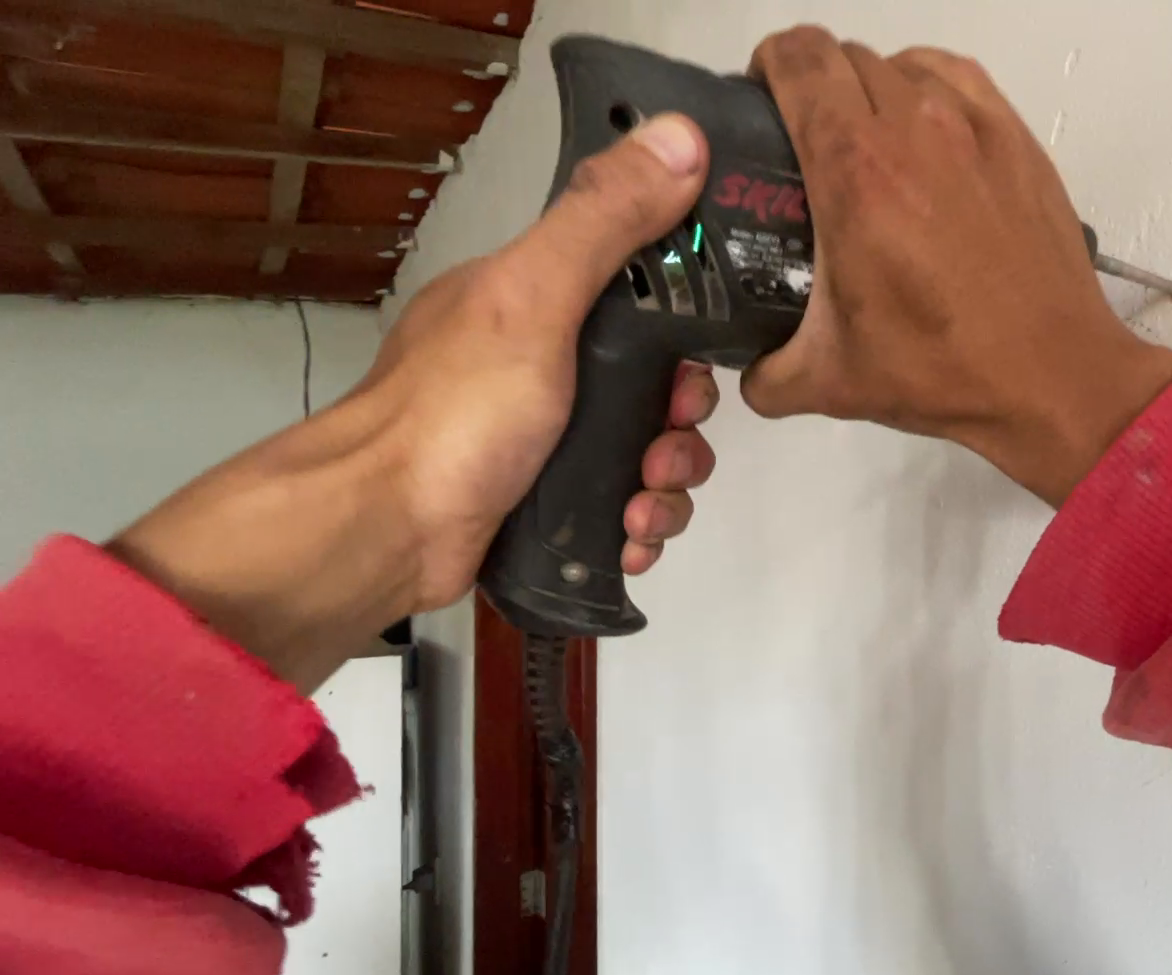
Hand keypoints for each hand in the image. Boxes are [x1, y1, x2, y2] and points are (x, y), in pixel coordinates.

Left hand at [357, 114, 717, 606]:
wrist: (386, 532)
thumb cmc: (458, 413)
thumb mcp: (532, 301)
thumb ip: (605, 224)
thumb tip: (683, 137)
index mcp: (548, 309)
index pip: (652, 313)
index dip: (689, 348)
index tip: (689, 380)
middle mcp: (557, 372)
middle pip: (666, 398)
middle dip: (681, 436)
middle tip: (660, 458)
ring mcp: (559, 442)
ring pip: (659, 462)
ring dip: (668, 493)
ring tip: (641, 515)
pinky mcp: (562, 503)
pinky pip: (634, 513)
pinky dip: (643, 531)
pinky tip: (629, 544)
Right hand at [740, 27, 1171, 505]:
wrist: (1051, 376)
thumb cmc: (944, 372)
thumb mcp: (834, 385)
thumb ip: (768, 378)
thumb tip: (748, 374)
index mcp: (855, 170)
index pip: (795, 59)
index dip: (768, 72)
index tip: (765, 114)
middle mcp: (914, 127)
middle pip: (845, 58)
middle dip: (817, 91)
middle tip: (815, 154)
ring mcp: (975, 126)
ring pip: (902, 64)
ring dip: (874, 93)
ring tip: (875, 154)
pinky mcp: (1018, 139)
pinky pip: (957, 79)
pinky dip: (929, 95)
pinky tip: (931, 147)